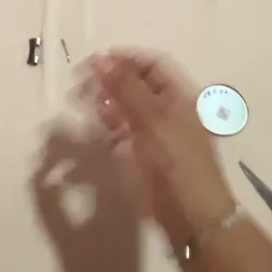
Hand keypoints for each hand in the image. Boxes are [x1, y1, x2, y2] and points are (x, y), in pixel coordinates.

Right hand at [84, 50, 238, 250]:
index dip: (125, 59)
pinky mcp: (145, 153)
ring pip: (128, 107)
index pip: (152, 64)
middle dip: (111, 81)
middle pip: (138, 84)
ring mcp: (157, 132)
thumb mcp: (152, 118)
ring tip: (87, 107)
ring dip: (107, 103)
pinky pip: (124, 131)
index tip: (94, 62)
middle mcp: (169, 109)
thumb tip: (100, 59)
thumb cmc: (176, 160)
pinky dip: (110, 126)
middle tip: (82, 86)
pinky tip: (99, 130)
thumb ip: (126, 87)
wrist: (189, 213)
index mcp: (180, 95)